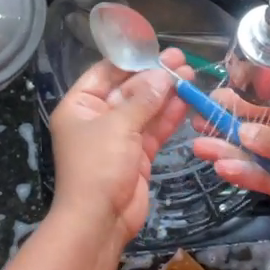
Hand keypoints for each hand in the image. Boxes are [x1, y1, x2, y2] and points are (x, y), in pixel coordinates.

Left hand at [47, 50, 191, 238]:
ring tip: (190, 75)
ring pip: (145, 110)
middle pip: (128, 90)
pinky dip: (169, 116)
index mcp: (79, 107)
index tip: (156, 48)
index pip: (104, 74)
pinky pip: (154, 130)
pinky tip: (187, 100)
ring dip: (166, 95)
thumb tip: (163, 75)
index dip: (130, 60)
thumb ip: (143, 99)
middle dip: (154, 77)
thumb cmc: (98, 168)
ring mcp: (118, 138)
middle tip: (181, 60)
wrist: (99, 221)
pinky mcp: (137, 155)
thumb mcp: (118, 127)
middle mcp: (97, 119)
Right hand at [189, 91, 269, 253]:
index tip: (213, 99)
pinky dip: (245, 174)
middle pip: (261, 128)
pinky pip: (264, 178)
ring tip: (201, 149)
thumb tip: (242, 130)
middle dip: (230, 127)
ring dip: (231, 152)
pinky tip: (223, 169)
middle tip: (197, 124)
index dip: (243, 102)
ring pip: (258, 155)